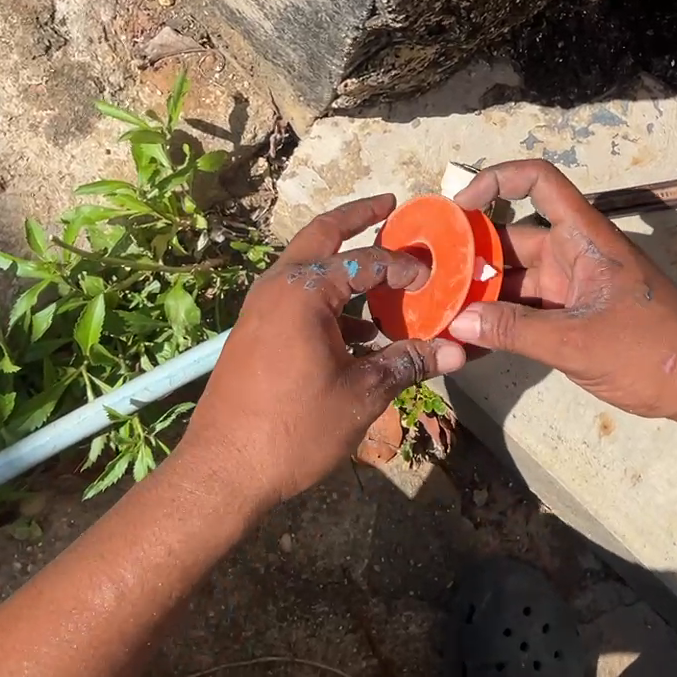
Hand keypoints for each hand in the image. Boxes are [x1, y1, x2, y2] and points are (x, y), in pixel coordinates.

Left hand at [174, 194, 466, 506]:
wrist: (221, 471)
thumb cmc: (293, 428)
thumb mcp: (361, 394)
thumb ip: (407, 362)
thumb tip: (455, 351)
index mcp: (304, 290)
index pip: (366, 260)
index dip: (404, 265)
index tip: (434, 277)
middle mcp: (278, 286)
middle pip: (322, 235)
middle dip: (357, 217)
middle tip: (389, 205)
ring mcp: (261, 308)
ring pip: (308, 265)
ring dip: (343, 261)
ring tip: (382, 268)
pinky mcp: (256, 331)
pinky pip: (299, 297)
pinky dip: (330, 298)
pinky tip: (361, 331)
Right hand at [448, 160, 676, 421]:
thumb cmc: (653, 351)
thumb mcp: (579, 342)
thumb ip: (516, 331)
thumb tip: (457, 322)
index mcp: (584, 237)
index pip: (540, 180)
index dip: (498, 180)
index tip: (461, 205)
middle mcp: (572, 253)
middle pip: (512, 236)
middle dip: (472, 251)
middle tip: (428, 273)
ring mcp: (570, 286)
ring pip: (514, 277)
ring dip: (480, 291)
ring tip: (437, 309)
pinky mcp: (570, 316)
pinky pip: (524, 309)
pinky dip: (498, 320)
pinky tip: (466, 339)